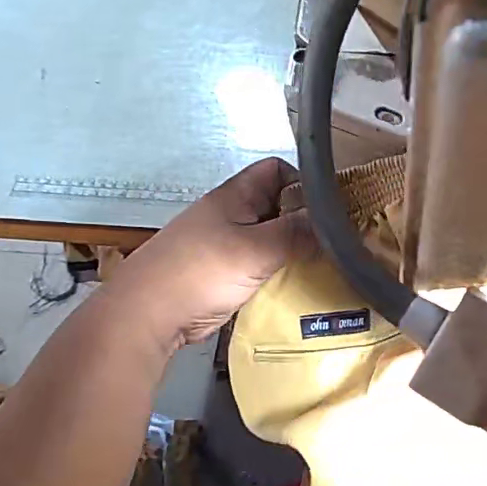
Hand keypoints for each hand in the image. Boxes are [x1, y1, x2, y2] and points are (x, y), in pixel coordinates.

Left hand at [97, 158, 316, 356]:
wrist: (149, 314)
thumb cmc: (199, 272)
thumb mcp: (255, 249)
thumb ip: (296, 234)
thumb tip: (333, 225)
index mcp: (236, 196)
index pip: (277, 170)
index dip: (304, 182)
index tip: (329, 208)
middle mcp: (234, 215)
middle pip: (279, 205)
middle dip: (307, 220)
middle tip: (337, 241)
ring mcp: (230, 245)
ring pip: (274, 237)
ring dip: (296, 249)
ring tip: (326, 264)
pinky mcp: (229, 273)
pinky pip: (265, 264)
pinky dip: (283, 271)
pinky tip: (301, 283)